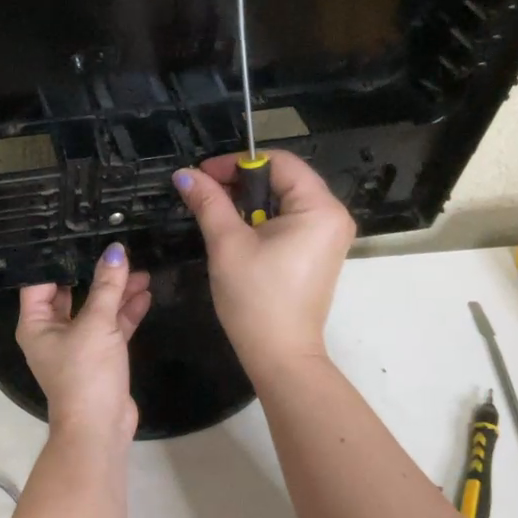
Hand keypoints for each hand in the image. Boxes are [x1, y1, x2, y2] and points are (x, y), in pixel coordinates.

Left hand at [15, 243, 152, 442]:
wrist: (99, 427)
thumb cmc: (85, 373)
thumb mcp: (97, 324)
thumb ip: (108, 286)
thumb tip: (116, 251)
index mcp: (35, 323)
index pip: (41, 282)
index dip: (58, 260)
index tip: (79, 236)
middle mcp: (51, 332)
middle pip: (71, 293)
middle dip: (94, 274)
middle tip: (117, 249)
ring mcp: (76, 346)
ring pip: (95, 310)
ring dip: (116, 293)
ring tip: (142, 270)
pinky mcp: (99, 358)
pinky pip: (110, 327)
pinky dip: (125, 313)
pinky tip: (145, 294)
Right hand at [172, 151, 354, 375]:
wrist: (280, 355)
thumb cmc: (255, 299)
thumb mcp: (227, 245)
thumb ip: (208, 203)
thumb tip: (185, 174)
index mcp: (319, 208)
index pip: (279, 162)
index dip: (237, 162)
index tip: (202, 175)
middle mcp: (332, 216)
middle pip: (283, 179)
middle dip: (240, 183)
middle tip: (204, 194)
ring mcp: (328, 236)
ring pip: (284, 201)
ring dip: (248, 203)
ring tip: (215, 214)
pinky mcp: (318, 253)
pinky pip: (290, 222)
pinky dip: (262, 220)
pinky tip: (236, 233)